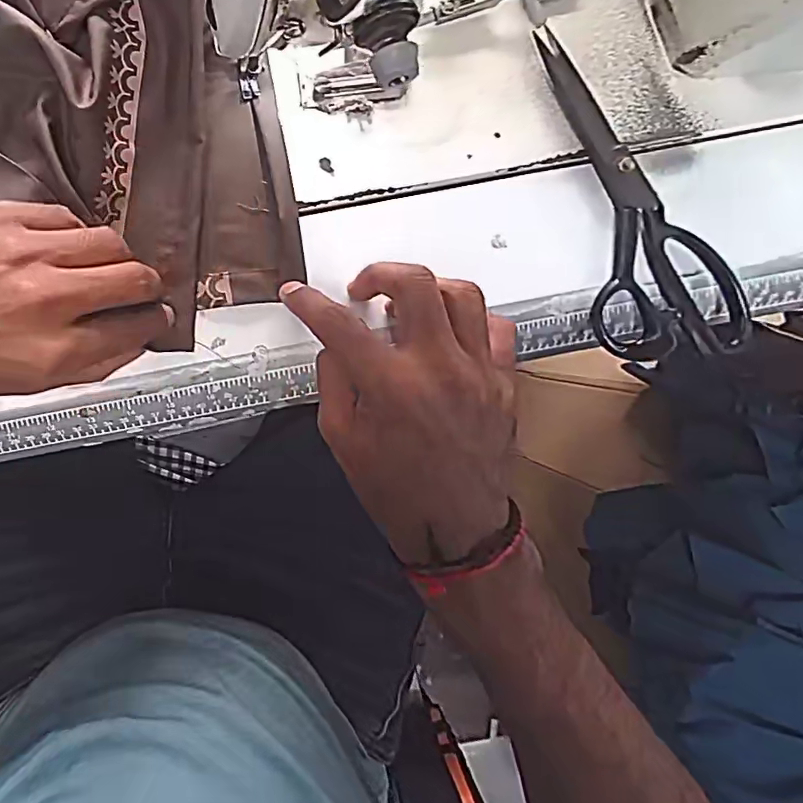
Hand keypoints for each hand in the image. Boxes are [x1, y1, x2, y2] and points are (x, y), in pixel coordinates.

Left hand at [0, 202, 170, 435]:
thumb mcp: (23, 384)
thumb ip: (87, 363)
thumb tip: (130, 339)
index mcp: (52, 353)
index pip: (133, 329)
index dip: (152, 322)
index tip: (155, 316)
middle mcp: (45, 300)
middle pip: (133, 279)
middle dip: (147, 286)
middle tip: (143, 287)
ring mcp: (23, 252)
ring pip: (108, 241)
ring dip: (116, 255)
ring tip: (104, 263)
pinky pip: (65, 216)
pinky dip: (73, 233)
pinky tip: (62, 245)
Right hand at [281, 264, 517, 565]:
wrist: (456, 529)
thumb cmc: (398, 491)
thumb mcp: (341, 437)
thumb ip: (333, 380)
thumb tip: (335, 345)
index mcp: (390, 387)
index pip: (341, 324)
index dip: (310, 303)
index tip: (299, 295)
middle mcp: (438, 370)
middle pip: (414, 284)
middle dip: (378, 274)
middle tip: (363, 289)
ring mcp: (477, 372)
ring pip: (461, 294)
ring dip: (426, 288)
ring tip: (406, 305)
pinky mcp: (503, 382)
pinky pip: (495, 326)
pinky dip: (468, 319)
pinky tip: (448, 331)